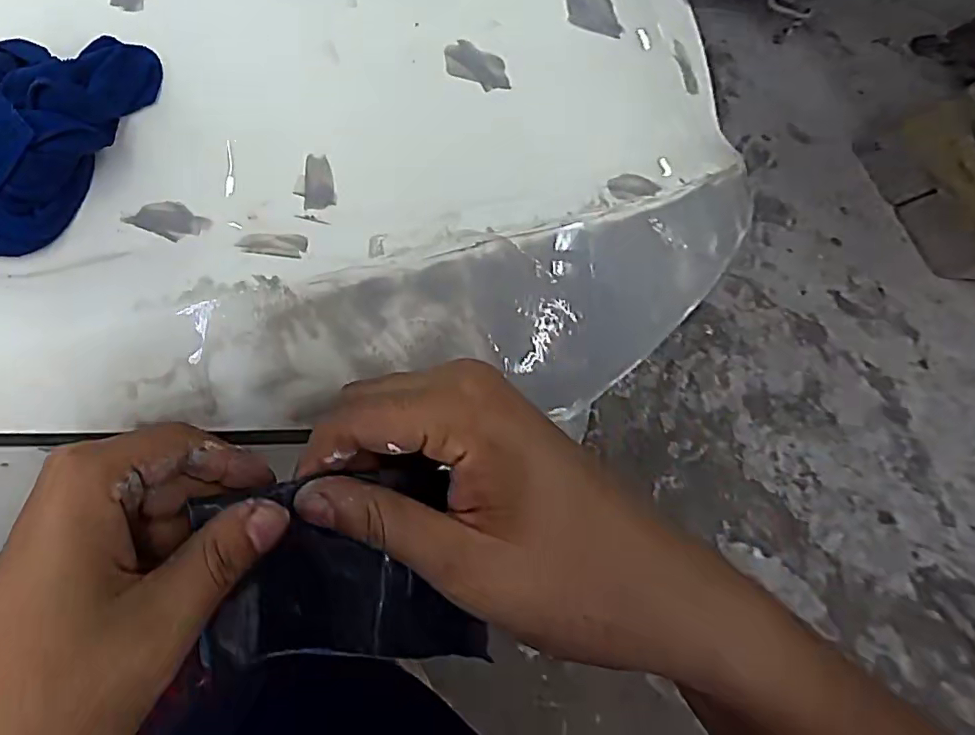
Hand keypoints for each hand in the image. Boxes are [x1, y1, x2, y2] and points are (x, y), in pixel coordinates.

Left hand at [0, 424, 289, 734]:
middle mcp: (73, 481)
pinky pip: (126, 534)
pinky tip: (178, 597)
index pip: (178, 443)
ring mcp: (64, 515)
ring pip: (148, 509)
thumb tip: (271, 513)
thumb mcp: (156, 621)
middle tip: (259, 544)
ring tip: (220, 582)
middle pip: (163, 474)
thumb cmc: (60, 683)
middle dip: (209, 510)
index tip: (275, 491)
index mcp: (89, 476)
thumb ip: (220, 558)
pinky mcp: (62, 549)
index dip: (231, 463)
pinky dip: (159, 560)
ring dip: (186, 543)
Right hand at [291, 361, 941, 734]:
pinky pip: (415, 410)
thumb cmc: (574, 585)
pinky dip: (393, 445)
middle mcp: (464, 378)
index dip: (319, 459)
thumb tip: (306, 496)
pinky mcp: (488, 406)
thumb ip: (380, 520)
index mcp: (460, 405)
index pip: (356, 414)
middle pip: (366, 399)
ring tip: (365, 510)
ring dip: (364, 449)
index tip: (302, 510)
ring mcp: (480, 388)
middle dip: (339, 451)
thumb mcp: (467, 565)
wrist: (671, 595)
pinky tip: (401, 492)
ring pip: (386, 402)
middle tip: (334, 516)